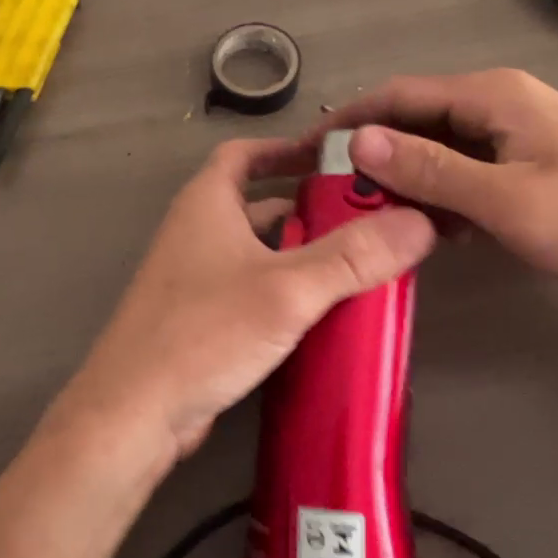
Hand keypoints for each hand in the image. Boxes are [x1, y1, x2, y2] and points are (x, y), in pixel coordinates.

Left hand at [63, 138, 437, 458]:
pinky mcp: (200, 319)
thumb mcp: (287, 289)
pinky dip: (284, 289)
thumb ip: (353, 257)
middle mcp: (196, 231)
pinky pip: (250, 289)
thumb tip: (421, 221)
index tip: (335, 156)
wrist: (136, 409)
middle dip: (307, 206)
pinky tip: (322, 313)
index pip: (245, 154)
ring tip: (358, 263)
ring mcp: (194, 277)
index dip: (286, 148)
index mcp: (206, 203)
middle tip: (365, 218)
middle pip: (256, 203)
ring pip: (256, 250)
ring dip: (299, 252)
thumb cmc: (205, 330)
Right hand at [312, 70, 557, 305]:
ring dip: (404, 180)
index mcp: (490, 95)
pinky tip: (423, 230)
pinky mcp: (527, 169)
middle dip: (372, 154)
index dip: (349, 121)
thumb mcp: (507, 201)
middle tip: (331, 195)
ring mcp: (514, 138)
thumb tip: (358, 141)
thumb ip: (429, 170)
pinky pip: (465, 174)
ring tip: (366, 216)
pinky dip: (438, 197)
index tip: (307, 155)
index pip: (397, 96)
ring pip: (437, 150)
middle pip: (414, 120)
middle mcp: (496, 105)